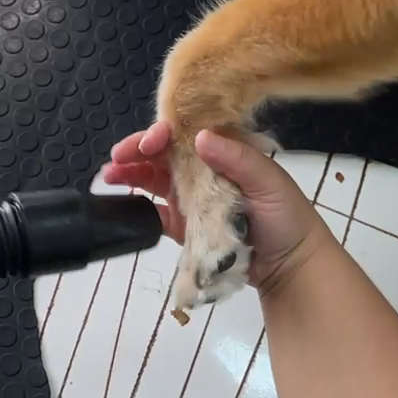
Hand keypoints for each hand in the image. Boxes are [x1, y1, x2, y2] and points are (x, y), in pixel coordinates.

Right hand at [99, 123, 333, 296]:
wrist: (289, 265)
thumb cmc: (287, 218)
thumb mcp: (269, 182)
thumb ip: (237, 159)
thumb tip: (199, 137)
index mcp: (224, 150)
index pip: (187, 133)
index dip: (163, 132)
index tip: (150, 142)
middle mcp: (203, 169)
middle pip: (163, 153)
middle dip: (136, 151)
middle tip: (115, 157)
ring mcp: (191, 197)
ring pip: (153, 178)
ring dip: (130, 173)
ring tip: (108, 175)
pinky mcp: (183, 225)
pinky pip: (155, 212)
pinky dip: (137, 206)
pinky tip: (121, 201)